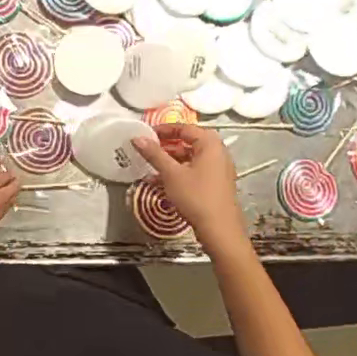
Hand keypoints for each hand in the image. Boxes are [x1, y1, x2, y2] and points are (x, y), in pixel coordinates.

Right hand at [131, 124, 247, 248]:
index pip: (185, 128)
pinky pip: (194, 170)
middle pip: (188, 142)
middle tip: (147, 150)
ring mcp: (218, 168)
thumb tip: (137, 138)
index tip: (147, 134)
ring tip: (150, 167)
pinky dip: (179, 172)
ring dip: (170, 161)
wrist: (218, 228)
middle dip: (166, 146)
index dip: (164, 129)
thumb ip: (154, 154)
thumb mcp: (171, 174)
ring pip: (190, 158)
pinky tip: (161, 182)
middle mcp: (218, 152)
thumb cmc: (196, 196)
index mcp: (210, 144)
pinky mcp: (216, 183)